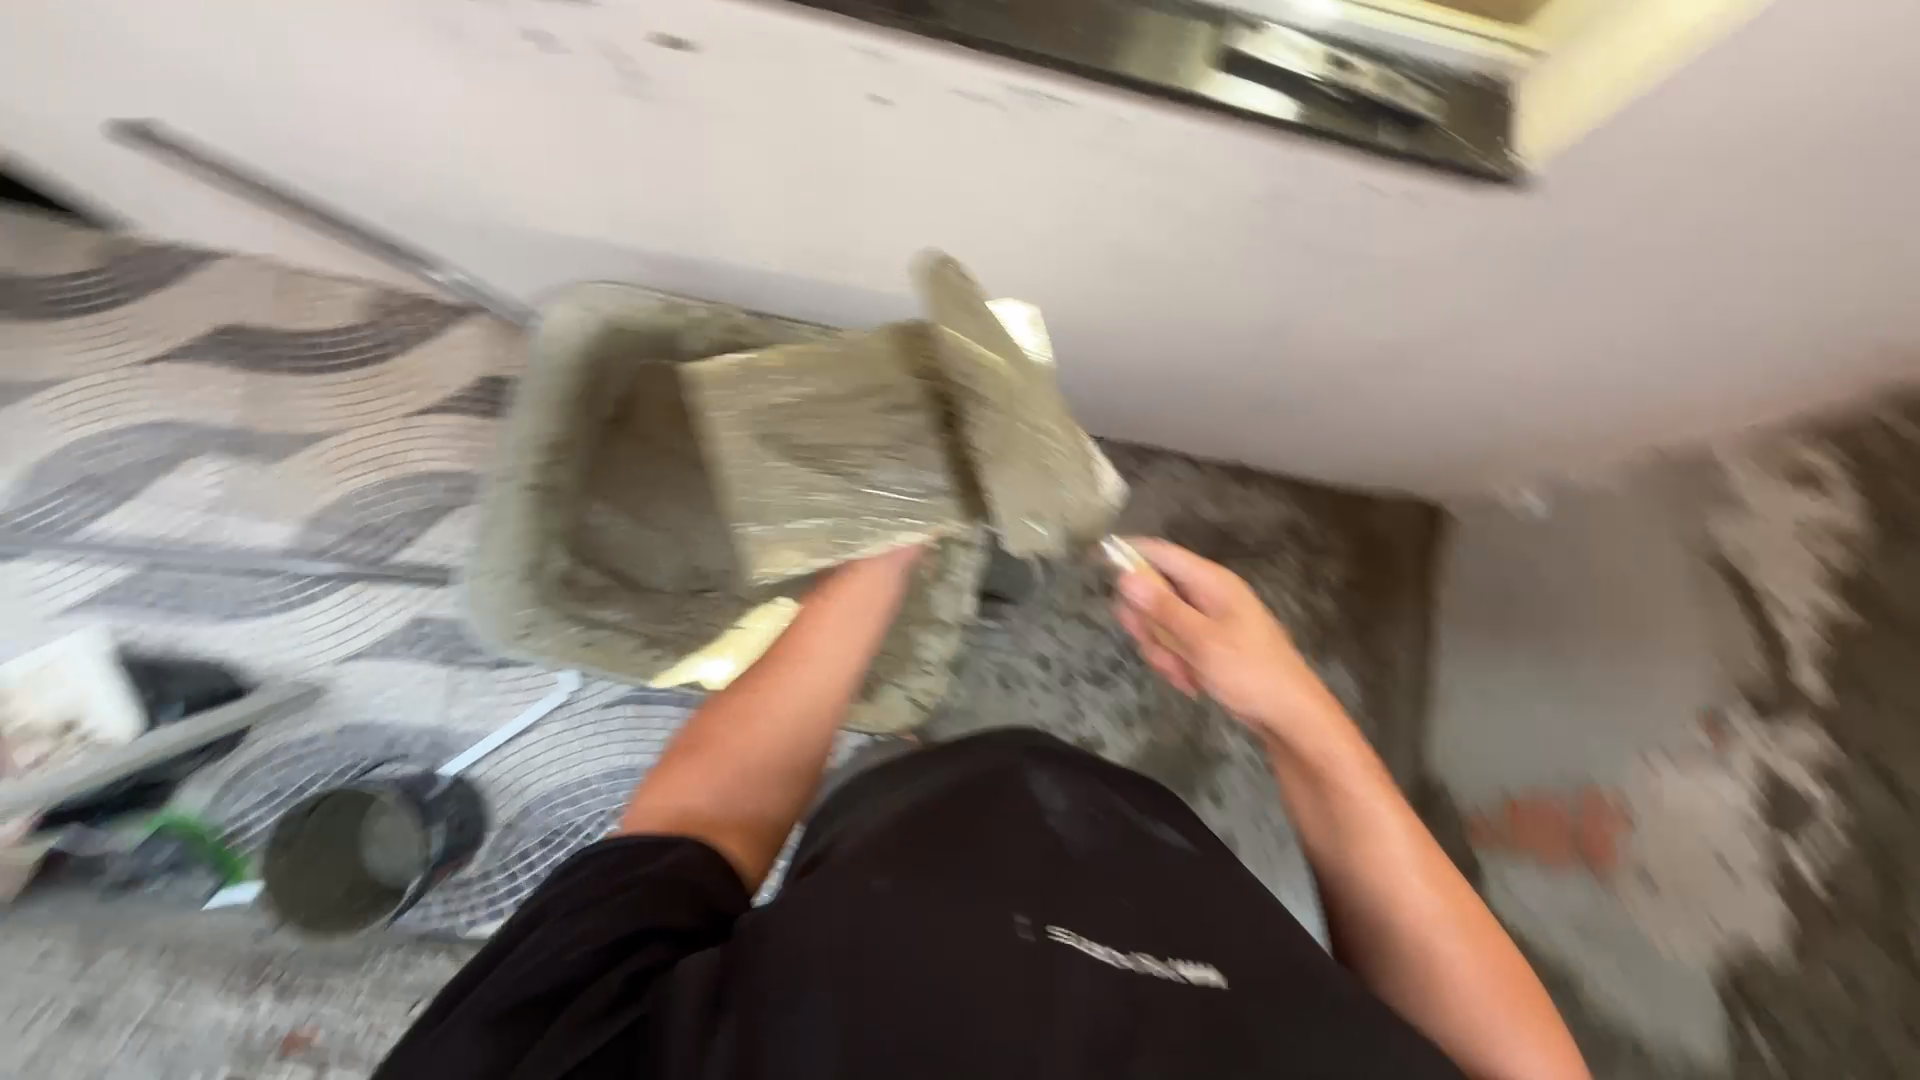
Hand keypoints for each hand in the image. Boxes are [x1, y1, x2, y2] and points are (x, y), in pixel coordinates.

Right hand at [1112, 537, 1339, 742]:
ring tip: (1181, 672)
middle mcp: (1206, 594)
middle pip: (1152, 592)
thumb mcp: (1201, 641)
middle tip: (1154, 645)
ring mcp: (1206, 620)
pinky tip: (1190, 682)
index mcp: (1209, 582)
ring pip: (1159, 623)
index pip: (1159, 553)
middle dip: (1146, 623)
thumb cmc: (1249, 672)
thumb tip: (1124, 576)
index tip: (1095, 561)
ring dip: (1161, 650)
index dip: (1127, 554)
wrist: (1288, 715)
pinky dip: (1175, 663)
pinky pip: (1173, 644)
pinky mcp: (1205, 644)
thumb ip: (1162, 608)